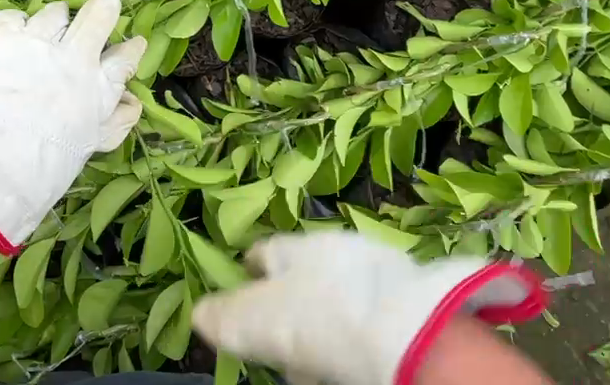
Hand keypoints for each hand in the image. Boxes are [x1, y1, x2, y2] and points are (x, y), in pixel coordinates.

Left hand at [0, 0, 144, 251]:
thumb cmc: (48, 166)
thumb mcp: (92, 145)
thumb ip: (117, 121)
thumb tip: (135, 103)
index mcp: (98, 86)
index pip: (124, 57)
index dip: (131, 48)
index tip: (134, 43)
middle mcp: (73, 56)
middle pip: (99, 14)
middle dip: (105, 2)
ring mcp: (37, 41)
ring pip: (55, 13)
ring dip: (53, 23)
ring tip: (41, 40)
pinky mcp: (2, 35)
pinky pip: (14, 17)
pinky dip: (15, 27)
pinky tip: (11, 44)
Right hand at [191, 232, 547, 384]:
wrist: (412, 337)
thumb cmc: (320, 318)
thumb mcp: (258, 322)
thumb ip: (225, 317)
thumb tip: (198, 314)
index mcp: (296, 247)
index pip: (264, 253)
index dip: (249, 274)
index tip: (242, 292)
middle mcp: (336, 250)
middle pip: (301, 278)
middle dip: (288, 306)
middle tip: (278, 344)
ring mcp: (377, 275)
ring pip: (338, 299)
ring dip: (324, 325)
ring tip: (314, 362)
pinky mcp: (410, 305)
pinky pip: (369, 321)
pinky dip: (356, 339)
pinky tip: (353, 363)